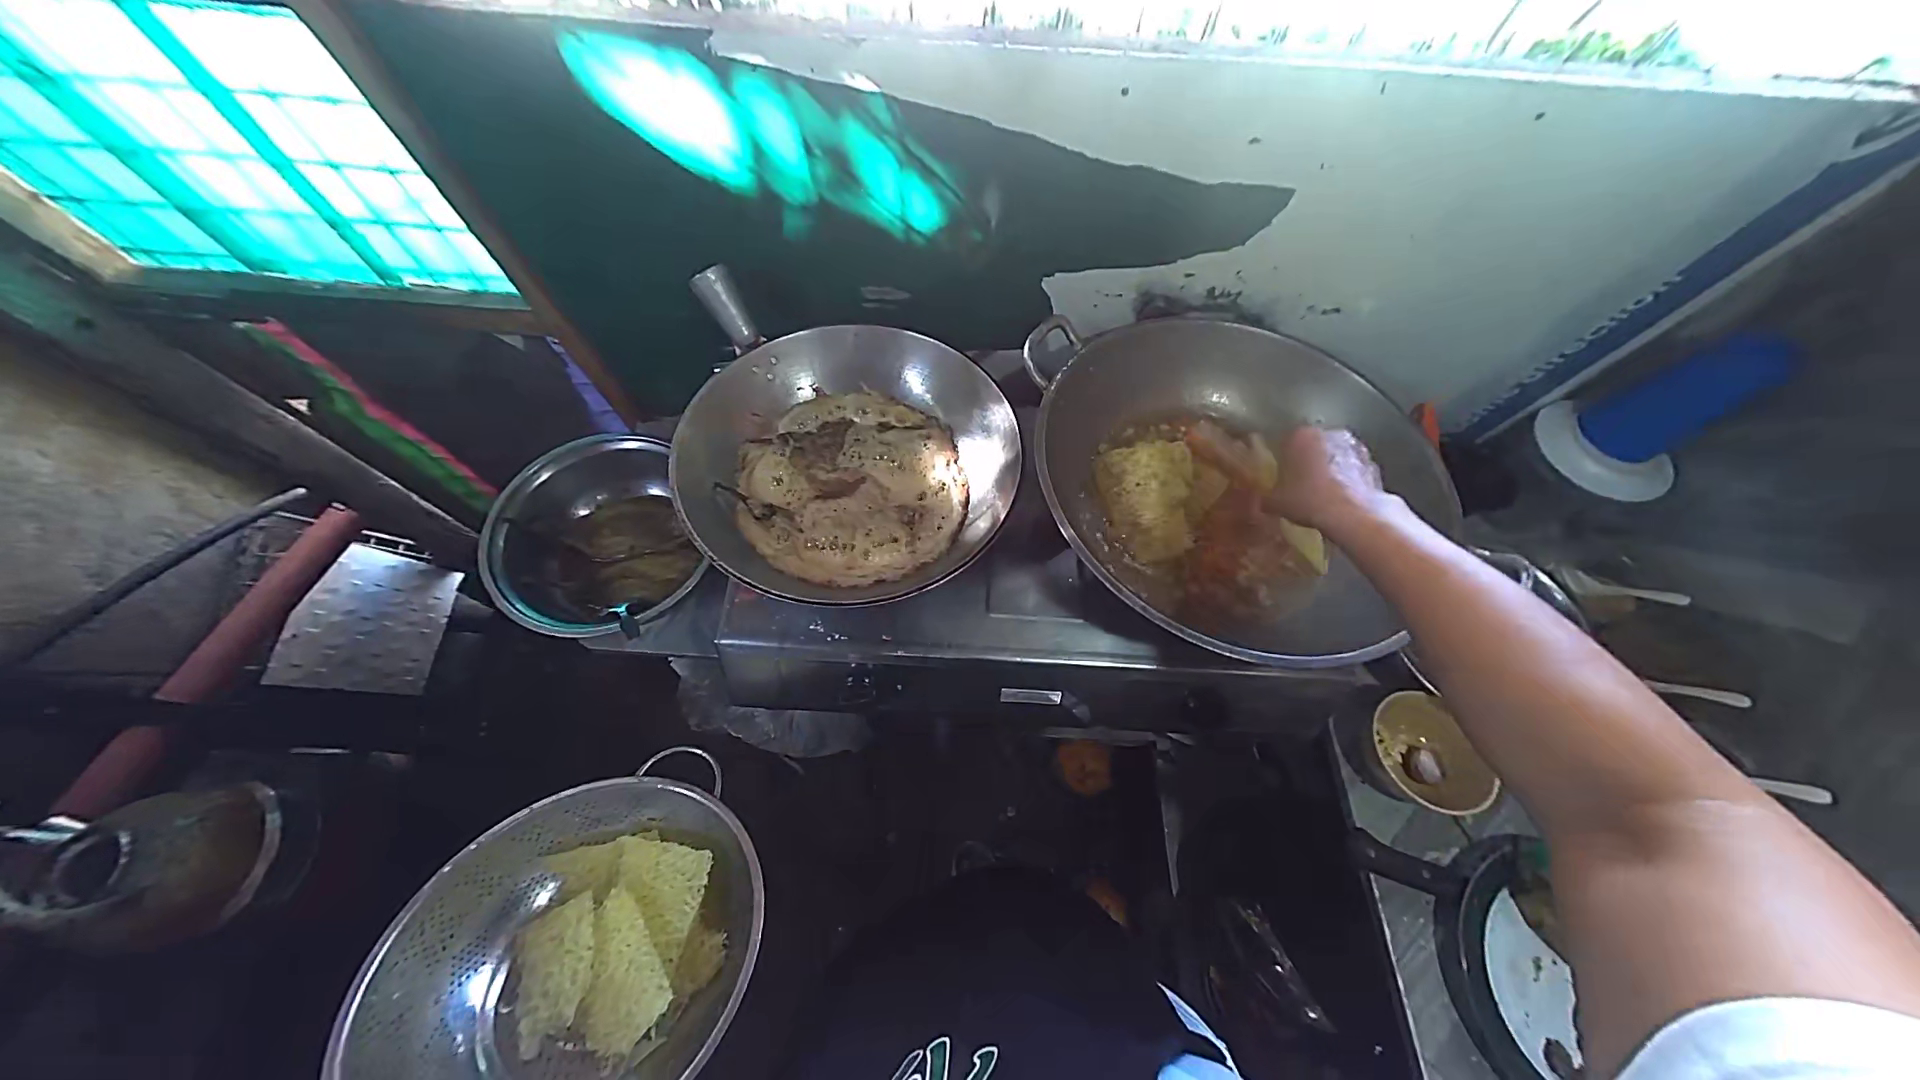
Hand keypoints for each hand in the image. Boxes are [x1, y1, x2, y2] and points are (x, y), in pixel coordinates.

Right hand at [1264, 426, 1390, 531]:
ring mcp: (1352, 447)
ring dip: (1326, 468)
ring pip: (1331, 455)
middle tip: (1295, 481)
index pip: (1283, 439)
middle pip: (1310, 445)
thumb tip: (1262, 500)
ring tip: (1317, 492)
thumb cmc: (1305, 500)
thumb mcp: (1273, 502)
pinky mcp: (1370, 464)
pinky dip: (1344, 479)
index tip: (1277, 472)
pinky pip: (1350, 469)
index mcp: (1299, 435)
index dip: (1280, 457)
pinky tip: (1336, 497)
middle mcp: (1326, 434)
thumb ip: (1265, 496)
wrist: (1348, 516)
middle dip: (1304, 460)